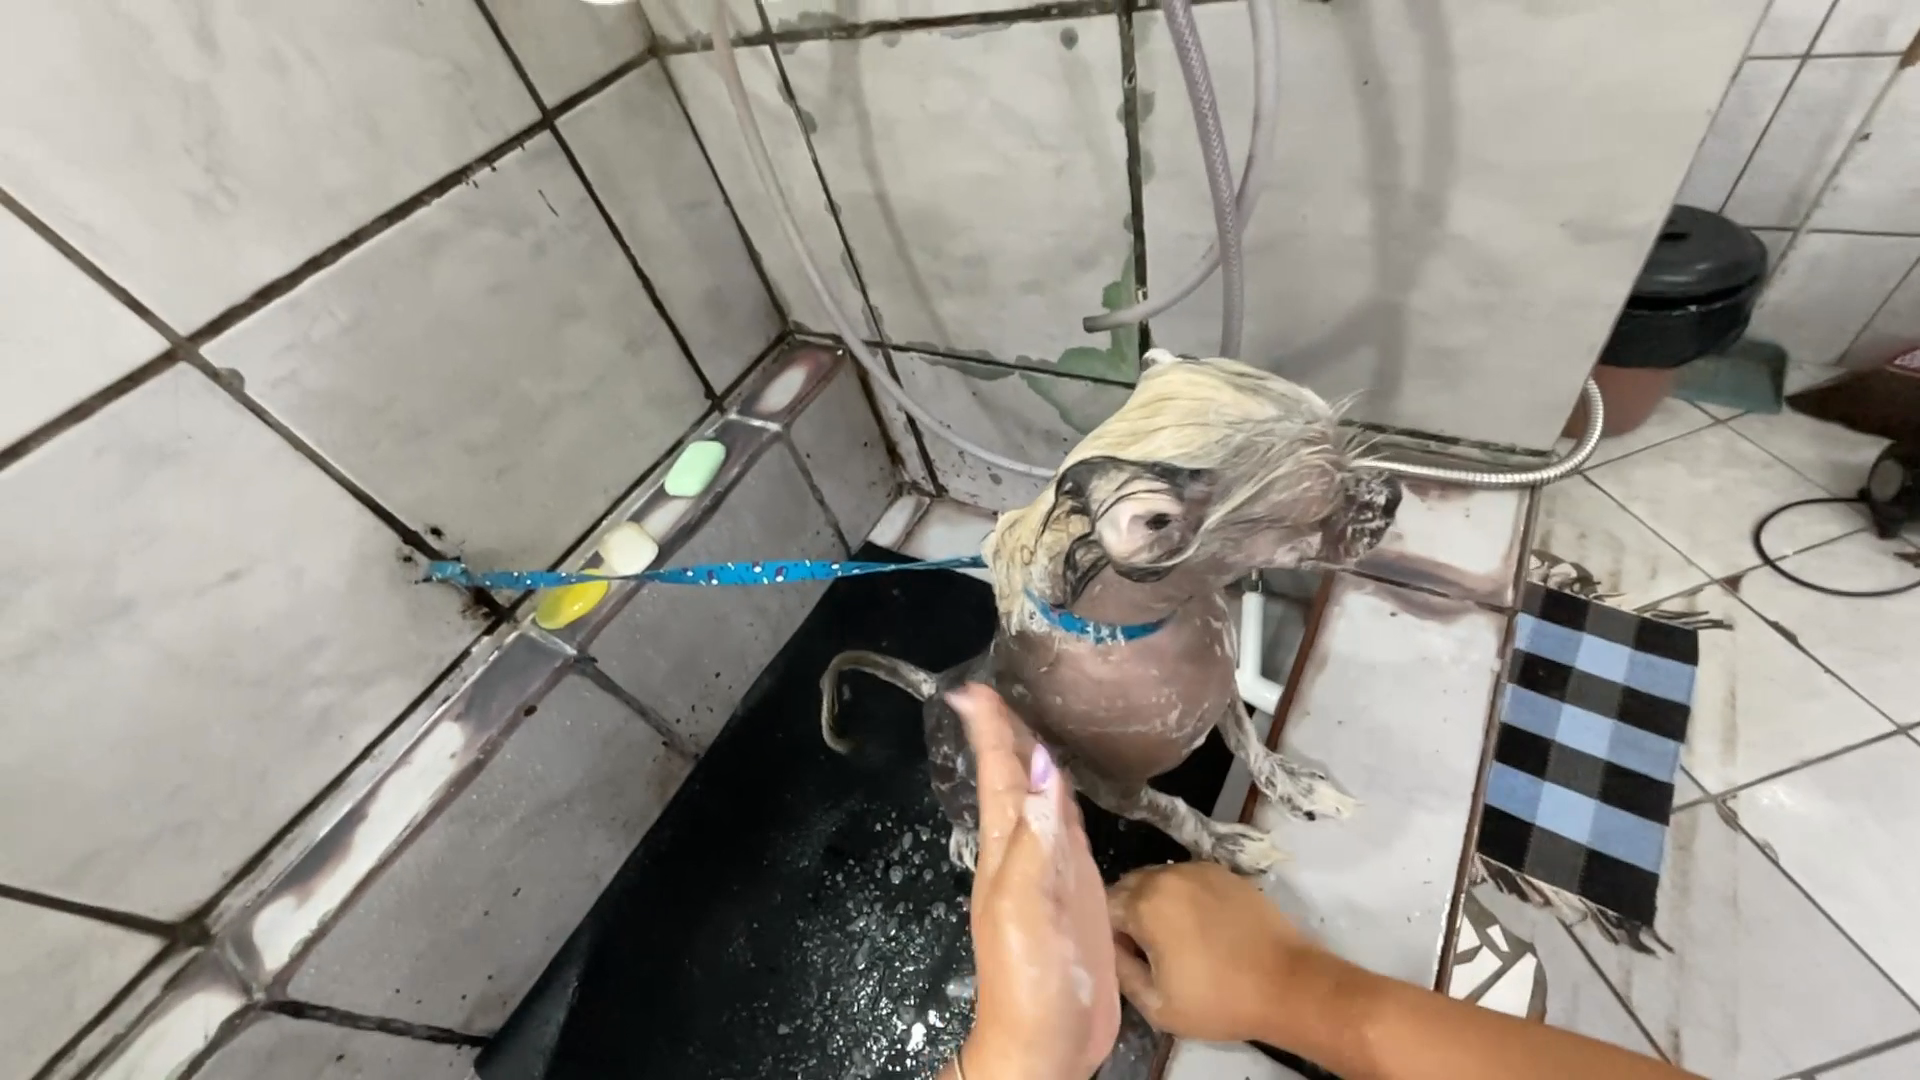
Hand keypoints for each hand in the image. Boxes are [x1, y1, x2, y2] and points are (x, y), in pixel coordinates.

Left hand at [948, 684, 1118, 1079]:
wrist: (1047, 1042)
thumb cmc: (1026, 975)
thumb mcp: (1025, 904)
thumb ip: (1034, 836)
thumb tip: (1041, 765)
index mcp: (1005, 844)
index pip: (996, 774)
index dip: (987, 731)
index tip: (971, 689)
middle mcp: (1025, 845)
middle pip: (1016, 776)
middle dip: (1007, 733)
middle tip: (1003, 691)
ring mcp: (1052, 864)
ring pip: (1039, 794)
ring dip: (1032, 756)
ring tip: (1030, 720)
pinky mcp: (1078, 884)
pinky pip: (1067, 823)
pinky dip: (1063, 793)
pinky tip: (1064, 780)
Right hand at [1107, 862, 1338, 1044]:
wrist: (1287, 983)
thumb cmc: (1220, 999)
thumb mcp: (1159, 1006)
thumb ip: (1122, 972)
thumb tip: (1110, 948)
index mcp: (1143, 904)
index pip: (1103, 905)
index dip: (1108, 930)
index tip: (1124, 954)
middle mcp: (1163, 876)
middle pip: (1127, 885)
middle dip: (1127, 911)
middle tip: (1145, 946)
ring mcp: (1193, 869)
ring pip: (1155, 878)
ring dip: (1153, 900)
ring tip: (1173, 935)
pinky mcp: (1219, 870)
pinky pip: (1184, 877)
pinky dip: (1181, 894)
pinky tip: (1199, 923)